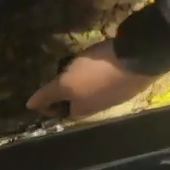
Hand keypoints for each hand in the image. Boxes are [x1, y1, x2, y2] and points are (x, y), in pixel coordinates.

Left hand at [26, 40, 156, 118]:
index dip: (50, 103)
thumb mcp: (67, 83)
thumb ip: (48, 95)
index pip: (62, 113)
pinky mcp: (128, 79)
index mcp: (83, 111)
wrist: (140, 56)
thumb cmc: (97, 72)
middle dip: (68, 92)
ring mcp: (116, 94)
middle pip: (79, 102)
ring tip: (78, 64)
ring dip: (85, 81)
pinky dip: (101, 71)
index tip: (44, 88)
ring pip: (94, 90)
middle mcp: (100, 107)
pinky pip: (108, 78)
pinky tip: (100, 60)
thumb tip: (29, 107)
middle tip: (61, 73)